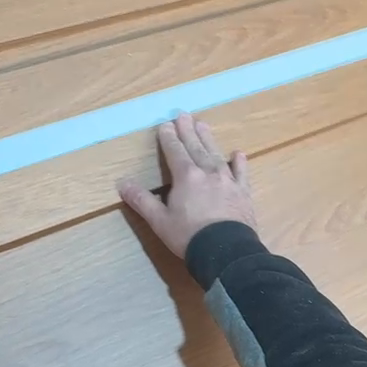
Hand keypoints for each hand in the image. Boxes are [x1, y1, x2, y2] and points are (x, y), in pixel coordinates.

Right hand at [117, 114, 256, 258]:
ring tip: (204, 125)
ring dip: (209, 140)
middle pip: (196, 147)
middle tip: (184, 115)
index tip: (165, 125)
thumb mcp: (160, 221)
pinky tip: (238, 154)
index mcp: (186, 176)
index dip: (169, 138)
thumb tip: (122, 183)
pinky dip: (239, 163)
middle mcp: (208, 172)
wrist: (226, 251)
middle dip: (188, 131)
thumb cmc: (189, 236)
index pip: (175, 152)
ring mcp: (228, 181)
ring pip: (216, 154)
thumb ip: (142, 201)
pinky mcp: (244, 193)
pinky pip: (242, 173)